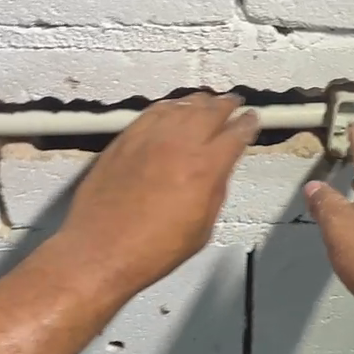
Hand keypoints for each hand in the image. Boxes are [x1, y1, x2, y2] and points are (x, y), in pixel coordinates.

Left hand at [53, 93, 259, 297]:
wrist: (100, 250)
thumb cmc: (153, 251)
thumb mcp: (201, 229)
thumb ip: (215, 192)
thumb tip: (219, 170)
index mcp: (205, 168)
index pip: (236, 134)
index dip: (248, 124)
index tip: (252, 119)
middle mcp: (180, 144)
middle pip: (211, 110)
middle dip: (227, 105)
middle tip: (234, 103)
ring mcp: (150, 137)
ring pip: (182, 105)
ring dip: (199, 102)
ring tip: (207, 102)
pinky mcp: (125, 138)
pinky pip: (153, 112)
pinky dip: (169, 107)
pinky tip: (173, 108)